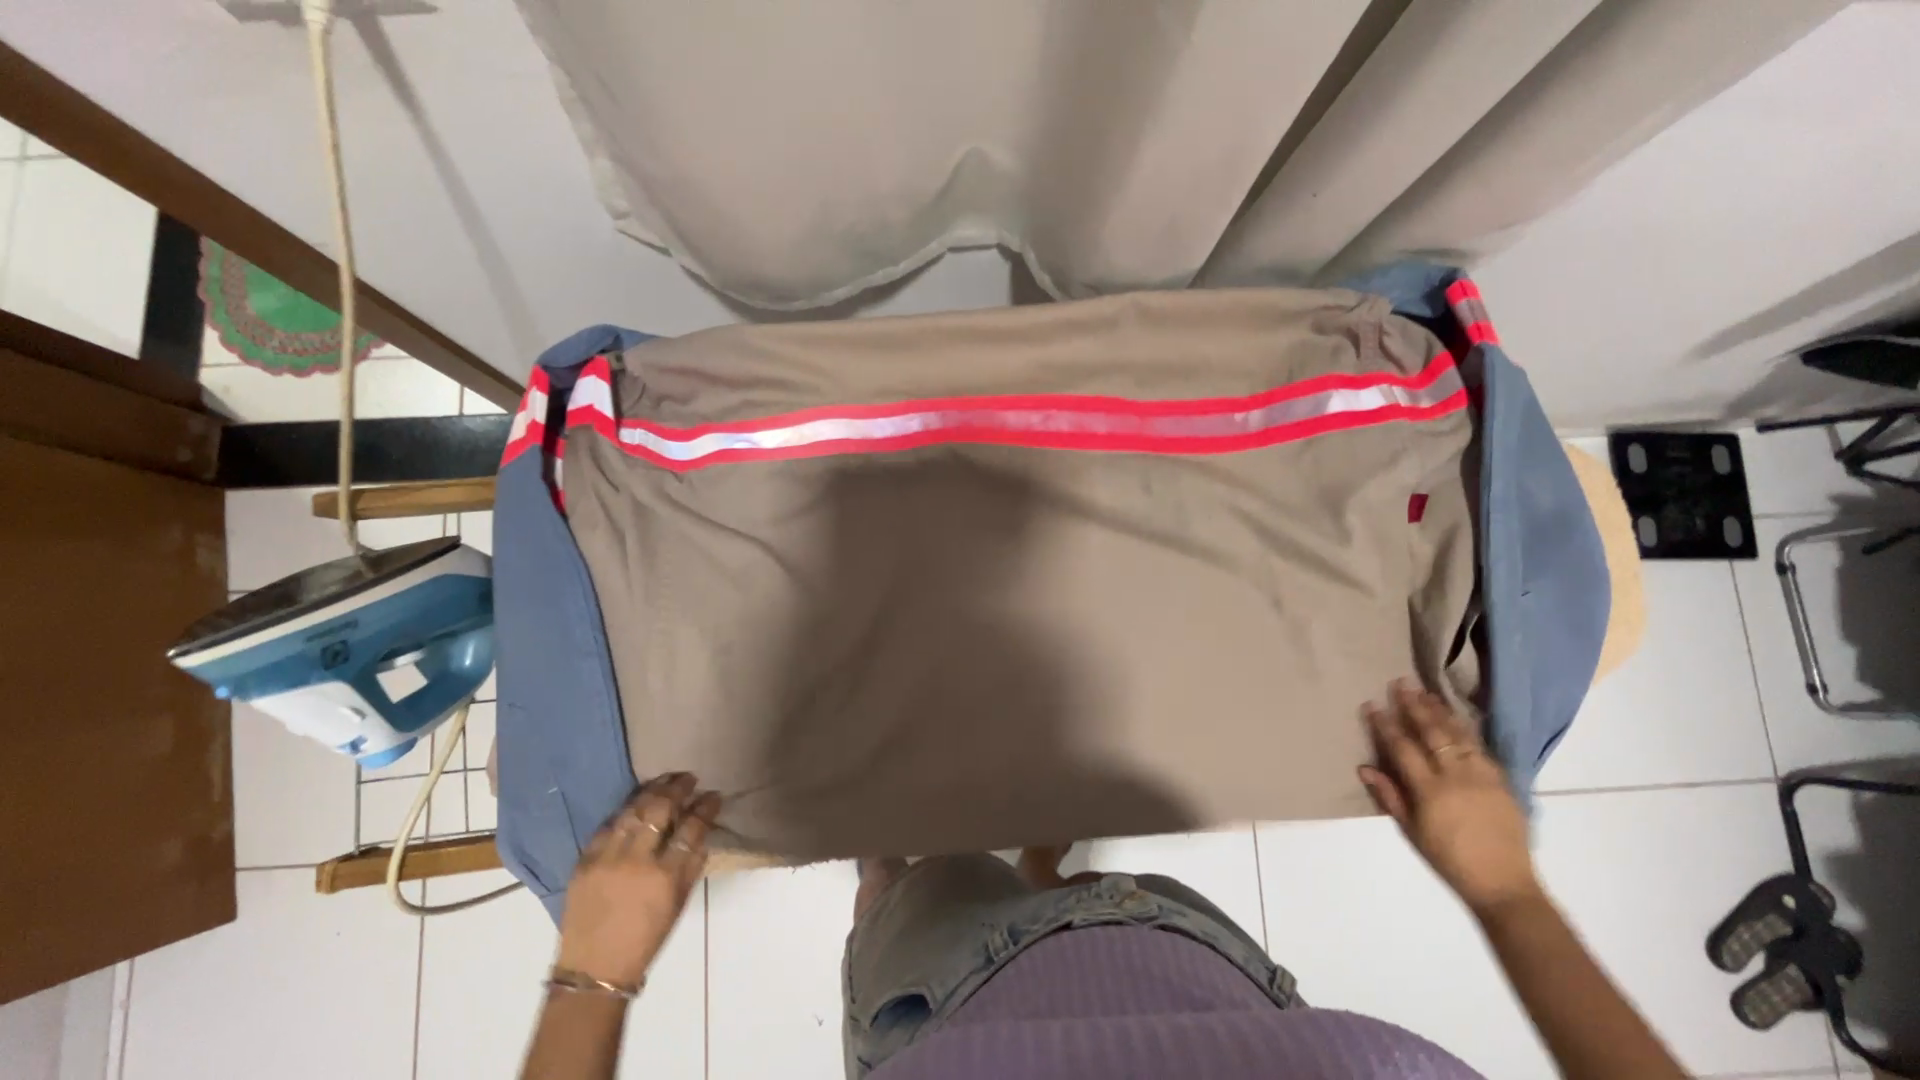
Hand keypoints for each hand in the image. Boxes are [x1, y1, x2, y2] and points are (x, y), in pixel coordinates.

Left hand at [555, 773, 722, 988]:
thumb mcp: (679, 905)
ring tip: (665, 780)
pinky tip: (635, 804)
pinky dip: (624, 812)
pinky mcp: (584, 860)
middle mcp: (636, 860)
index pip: (691, 828)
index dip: (705, 807)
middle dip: (677, 788)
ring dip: (651, 791)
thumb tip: (701, 834)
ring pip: (632, 810)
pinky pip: (608, 826)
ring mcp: (606, 857)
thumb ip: (692, 867)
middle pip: (660, 809)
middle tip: (688, 778)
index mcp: (665, 876)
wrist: (594, 968)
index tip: (713, 794)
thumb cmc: (645, 940)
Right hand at [1358, 681, 1542, 916]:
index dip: (1386, 725)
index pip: (1403, 748)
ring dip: (1441, 712)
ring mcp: (1483, 776)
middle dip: (1415, 706)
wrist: (1503, 883)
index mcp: (1431, 790)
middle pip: (1433, 733)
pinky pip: (1480, 748)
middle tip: (1401, 683)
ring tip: (1427, 693)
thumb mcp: (1412, 832)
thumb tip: (1365, 768)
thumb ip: (1390, 796)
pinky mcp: (1502, 781)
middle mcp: (1457, 776)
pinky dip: (1466, 730)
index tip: (1372, 704)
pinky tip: (1456, 719)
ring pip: (1459, 735)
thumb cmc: (1449, 860)